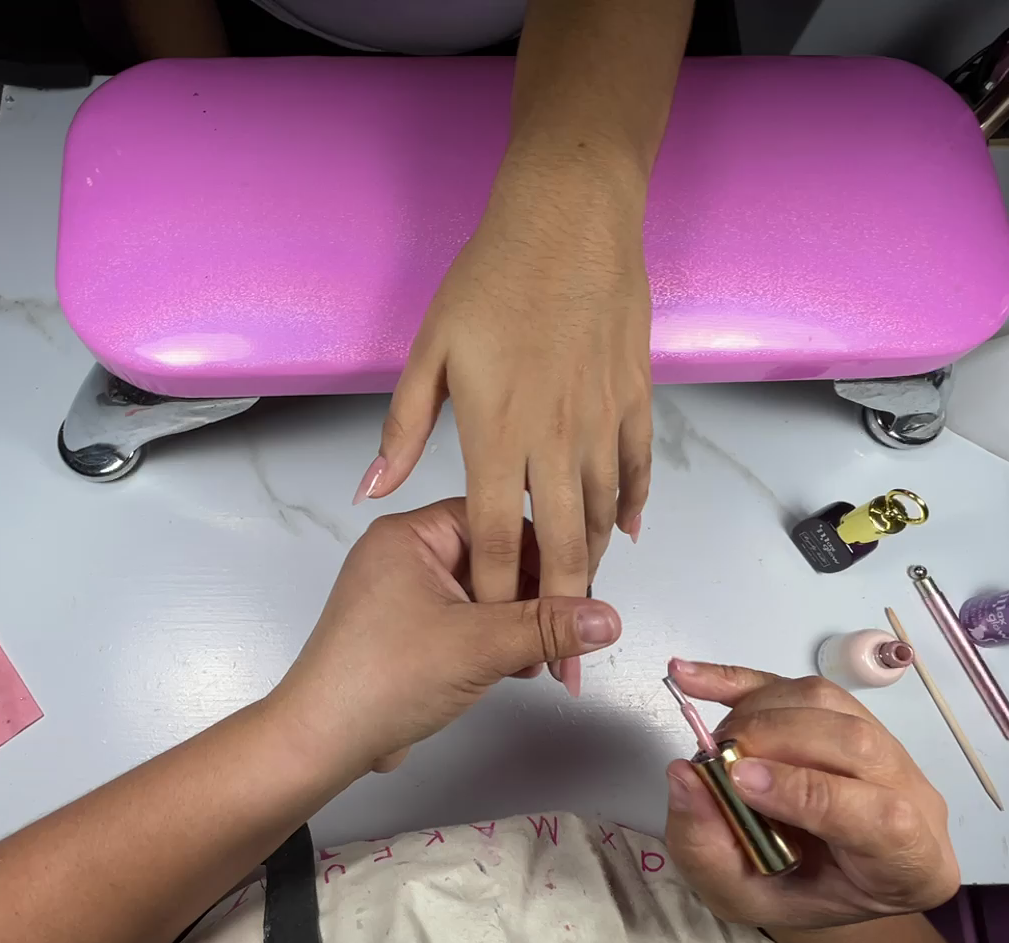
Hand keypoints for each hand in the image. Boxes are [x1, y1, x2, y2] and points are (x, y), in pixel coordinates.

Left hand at [272, 498, 623, 774]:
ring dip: (515, 627)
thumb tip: (610, 617)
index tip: (577, 591)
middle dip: (531, 600)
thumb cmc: (388, 677)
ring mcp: (405, 594)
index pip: (494, 520)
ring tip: (536, 662)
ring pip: (482, 595)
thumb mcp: (479, 646)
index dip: (542, 552)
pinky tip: (512, 669)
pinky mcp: (407, 631)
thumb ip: (548, 627)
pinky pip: (464, 621)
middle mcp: (406, 555)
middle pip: (493, 559)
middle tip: (560, 638)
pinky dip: (491, 642)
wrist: (323, 741)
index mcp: (411, 535)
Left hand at [356, 156, 653, 693]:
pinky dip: (635, 505)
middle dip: (562, 610)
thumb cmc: (490, 281)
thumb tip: (370, 488)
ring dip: (596, 561)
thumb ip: (403, 432)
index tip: (501, 644)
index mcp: (497, 434)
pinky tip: (629, 534)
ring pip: (604, 513)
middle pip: (561, 544)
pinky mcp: (634, 399)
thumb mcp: (429, 353)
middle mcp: (555, 440)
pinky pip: (638, 467)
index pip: (495, 540)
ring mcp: (602, 420)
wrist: (571, 214)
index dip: (498, 598)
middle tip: (566, 662)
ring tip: (587, 603)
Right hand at [663, 660, 958, 930]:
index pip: (882, 818)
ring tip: (716, 744)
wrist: (801, 875)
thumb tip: (685, 775)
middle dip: (772, 739)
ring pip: (825, 702)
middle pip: (854, 742)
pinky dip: (734, 679)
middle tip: (715, 757)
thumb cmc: (781, 893)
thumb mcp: (735, 895)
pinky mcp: (841, 712)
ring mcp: (885, 747)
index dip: (807, 792)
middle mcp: (913, 799)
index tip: (738, 781)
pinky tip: (688, 675)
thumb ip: (706, 848)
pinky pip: (792, 684)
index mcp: (908, 867)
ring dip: (755, 711)